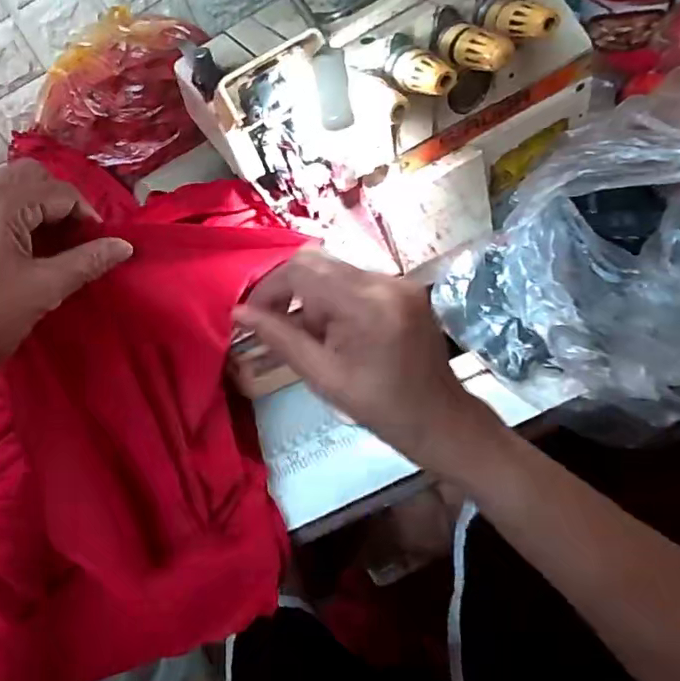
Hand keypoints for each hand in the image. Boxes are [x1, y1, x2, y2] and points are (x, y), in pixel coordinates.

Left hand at [0, 161, 133, 405]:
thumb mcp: (45, 289)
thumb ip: (88, 260)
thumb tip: (124, 246)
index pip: (58, 191)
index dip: (87, 215)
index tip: (101, 244)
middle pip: (29, 178)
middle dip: (59, 203)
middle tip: (75, 241)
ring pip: (4, 190)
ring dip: (34, 209)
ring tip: (49, 250)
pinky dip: (8, 218)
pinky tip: (17, 254)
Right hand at [234, 249, 497, 472]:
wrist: (439, 418)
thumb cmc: (380, 407)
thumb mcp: (323, 376)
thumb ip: (280, 338)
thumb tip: (240, 313)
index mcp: (367, 303)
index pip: (302, 270)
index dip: (268, 288)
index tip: (251, 315)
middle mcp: (384, 280)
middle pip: (317, 263)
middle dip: (286, 289)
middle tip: (270, 322)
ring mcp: (397, 281)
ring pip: (333, 270)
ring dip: (309, 295)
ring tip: (304, 335)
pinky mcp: (402, 287)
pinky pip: (354, 280)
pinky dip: (332, 299)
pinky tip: (330, 331)